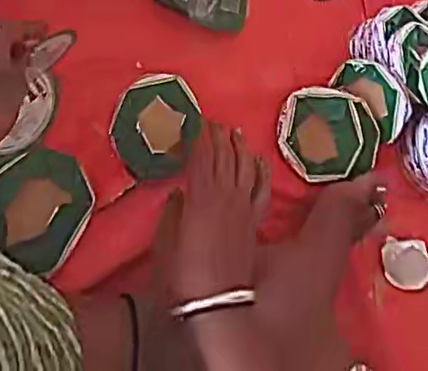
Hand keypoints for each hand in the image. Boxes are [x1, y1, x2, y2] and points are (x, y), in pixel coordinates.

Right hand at [167, 124, 268, 303]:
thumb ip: (172, 213)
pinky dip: (261, 169)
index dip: (198, 136)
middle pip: (224, 154)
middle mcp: (225, 194)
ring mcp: (243, 206)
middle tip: (212, 121)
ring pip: (244, 165)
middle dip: (218, 134)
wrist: (218, 307)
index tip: (194, 121)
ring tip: (234, 131)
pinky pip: (262, 187)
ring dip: (239, 145)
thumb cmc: (184, 277)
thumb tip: (178, 192)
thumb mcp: (165, 244)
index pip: (201, 155)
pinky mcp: (255, 221)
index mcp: (200, 195)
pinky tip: (259, 159)